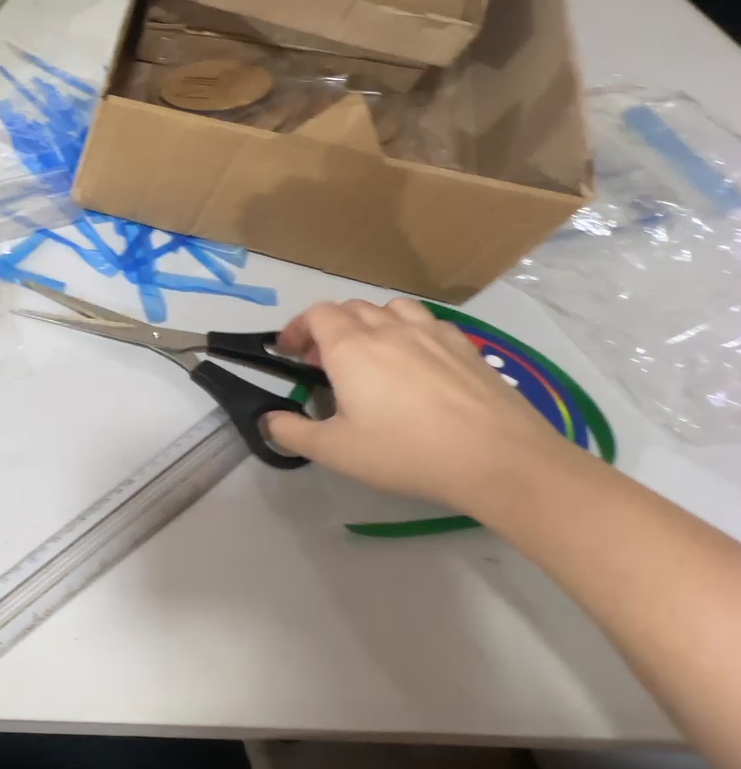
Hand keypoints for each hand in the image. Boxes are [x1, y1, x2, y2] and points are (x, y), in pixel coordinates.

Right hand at [263, 298, 582, 514]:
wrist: (501, 460)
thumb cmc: (405, 452)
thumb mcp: (332, 450)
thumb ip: (289, 431)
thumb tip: (267, 420)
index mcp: (351, 348)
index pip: (316, 314)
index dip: (297, 329)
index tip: (289, 355)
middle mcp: (390, 331)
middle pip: (351, 308)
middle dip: (328, 327)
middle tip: (322, 361)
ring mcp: (434, 336)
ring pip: (392, 308)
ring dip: (370, 322)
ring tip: (368, 353)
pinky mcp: (468, 349)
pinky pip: (429, 323)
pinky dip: (409, 330)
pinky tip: (414, 361)